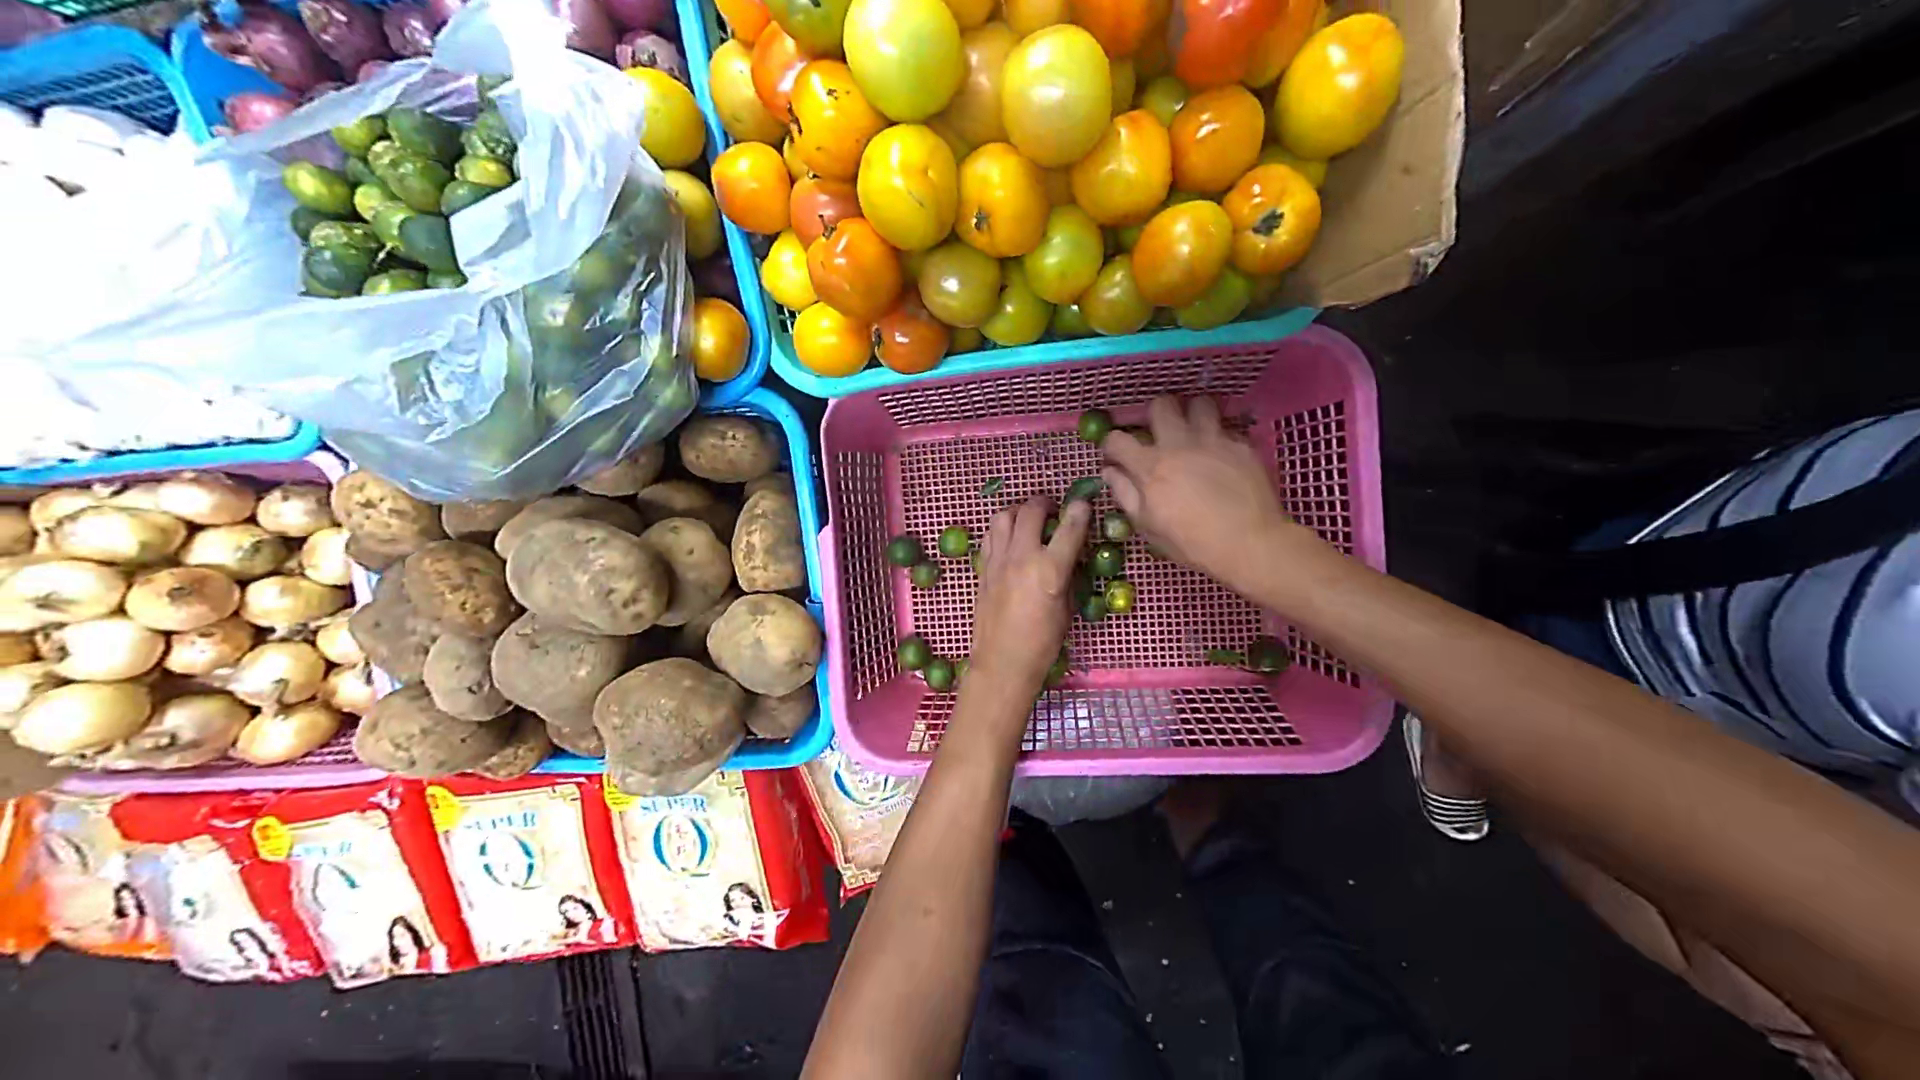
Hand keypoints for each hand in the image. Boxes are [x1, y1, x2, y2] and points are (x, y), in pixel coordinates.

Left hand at [968, 496, 1091, 696]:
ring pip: (1004, 516)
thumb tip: (1069, 556)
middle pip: (1031, 511)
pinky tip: (1010, 538)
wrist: (1003, 662)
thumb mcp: (1066, 608)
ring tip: (1028, 519)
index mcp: (1050, 570)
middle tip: (1053, 509)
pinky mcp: (983, 569)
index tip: (1082, 504)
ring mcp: (998, 561)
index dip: (1079, 511)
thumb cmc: (1043, 642)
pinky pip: (990, 536)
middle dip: (1045, 503)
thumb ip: (1068, 575)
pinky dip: (1002, 529)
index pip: (1069, 528)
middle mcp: (1022, 558)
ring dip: (1019, 511)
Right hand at [1101, 395, 1309, 593]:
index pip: (1118, 439)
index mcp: (1151, 467)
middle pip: (1161, 405)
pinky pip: (1226, 427)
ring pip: (1199, 403)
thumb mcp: (1148, 526)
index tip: (1116, 453)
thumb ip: (1125, 493)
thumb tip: (1110, 471)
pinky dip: (1219, 436)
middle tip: (1160, 431)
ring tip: (1194, 430)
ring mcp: (1213, 441)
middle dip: (1155, 414)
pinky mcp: (1241, 445)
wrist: (1250, 543)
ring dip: (1193, 413)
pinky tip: (1221, 454)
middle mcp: (1179, 444)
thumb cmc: (1192, 542)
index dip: (1112, 444)